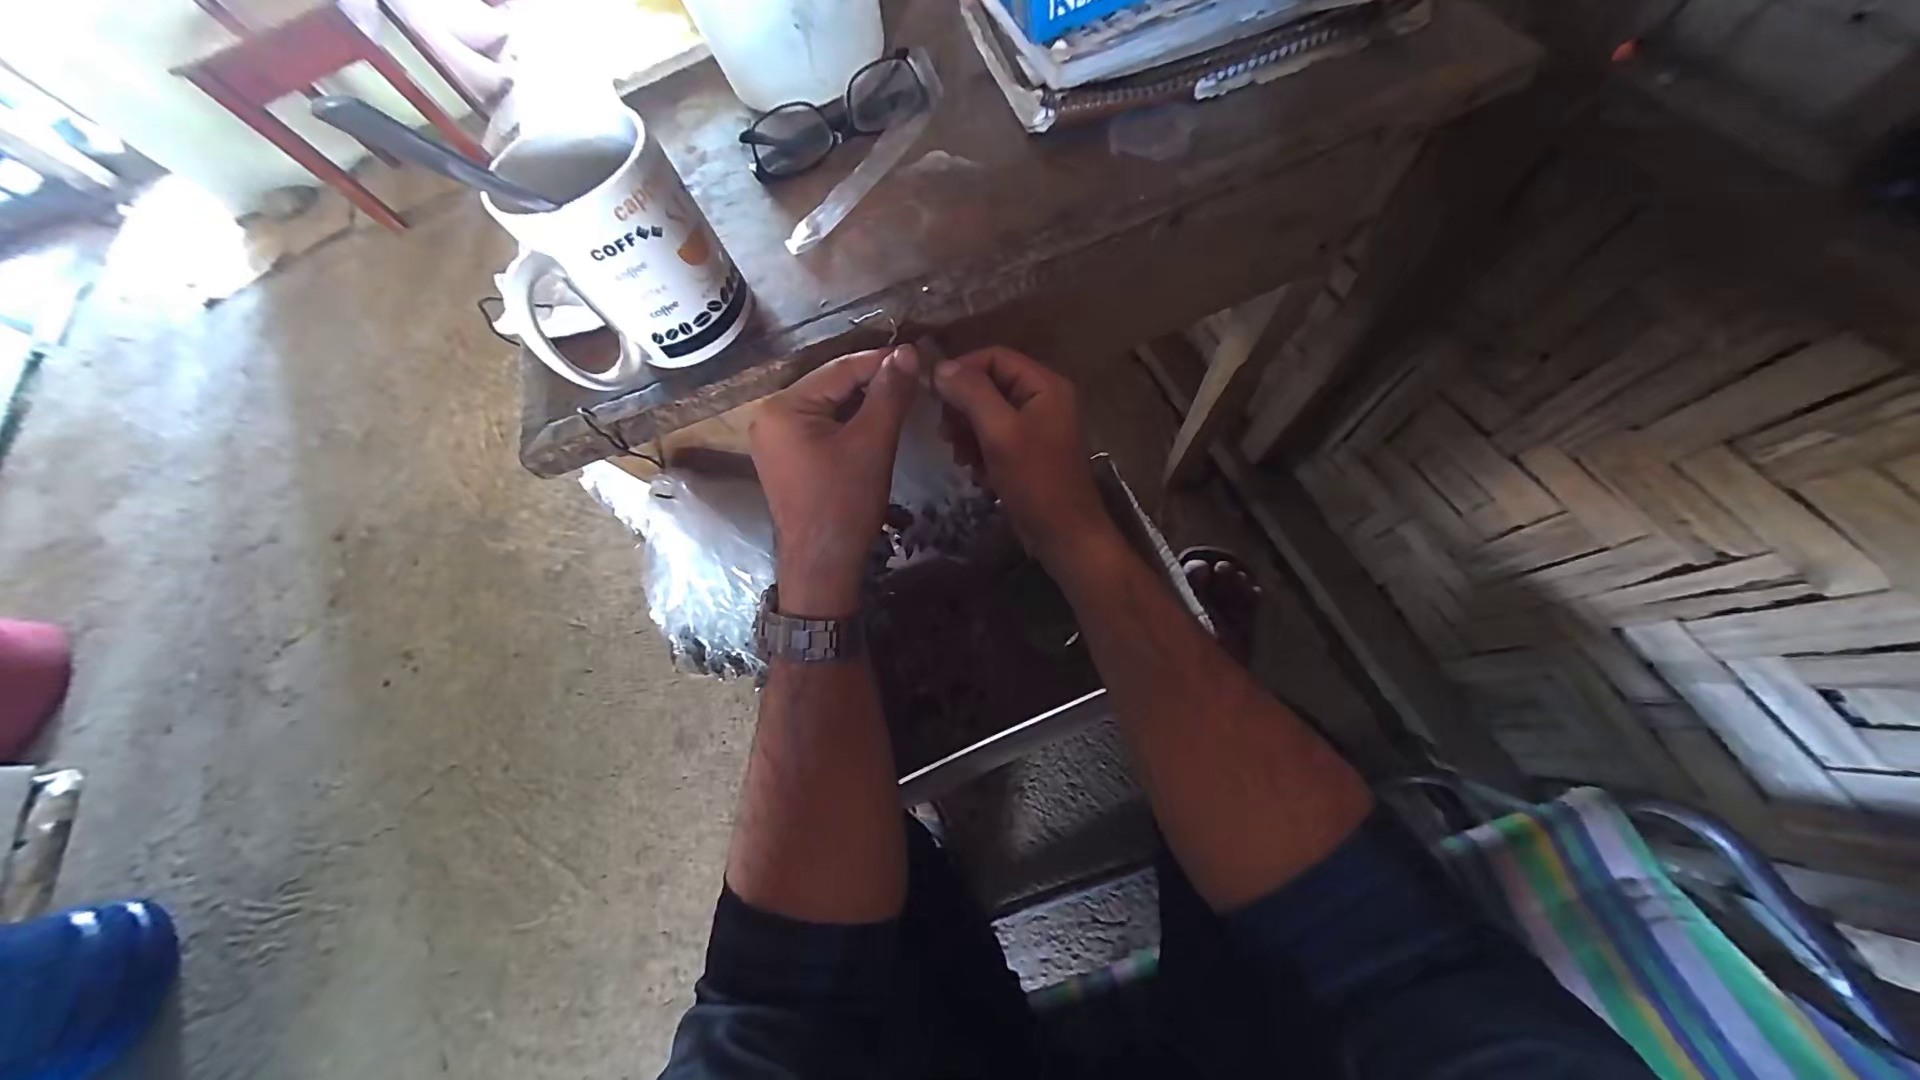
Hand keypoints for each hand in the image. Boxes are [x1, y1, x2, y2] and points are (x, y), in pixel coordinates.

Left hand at [750, 345, 920, 615]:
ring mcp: (774, 440)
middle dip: (871, 382)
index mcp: (783, 408)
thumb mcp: (872, 443)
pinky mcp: (785, 458)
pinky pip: (820, 428)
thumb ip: (889, 393)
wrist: (823, 563)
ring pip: (827, 407)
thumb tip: (908, 352)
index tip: (917, 356)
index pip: (839, 370)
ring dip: (862, 402)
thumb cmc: (845, 503)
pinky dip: (848, 423)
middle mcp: (769, 417)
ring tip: (900, 398)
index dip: (880, 361)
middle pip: (830, 386)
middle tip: (913, 378)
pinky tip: (874, 423)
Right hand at [932, 347, 1114, 566]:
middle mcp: (1043, 400)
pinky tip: (976, 472)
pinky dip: (980, 452)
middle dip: (963, 407)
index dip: (961, 370)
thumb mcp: (1000, 433)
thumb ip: (971, 394)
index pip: (995, 357)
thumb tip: (941, 367)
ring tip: (960, 457)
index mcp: (1044, 386)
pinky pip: (995, 439)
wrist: (1064, 536)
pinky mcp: (1028, 453)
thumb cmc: (1035, 481)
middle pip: (990, 385)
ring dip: (967, 433)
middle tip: (946, 434)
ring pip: (988, 414)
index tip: (933, 395)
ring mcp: (1036, 428)